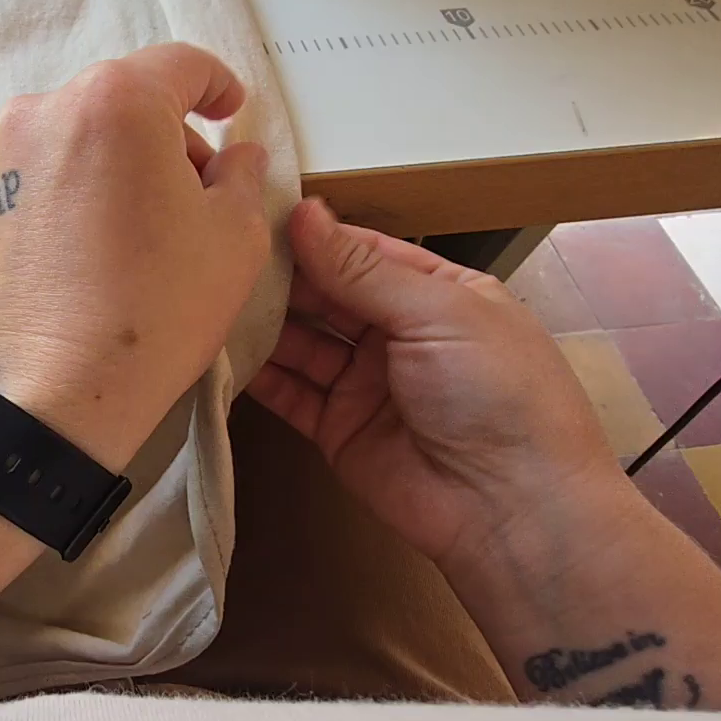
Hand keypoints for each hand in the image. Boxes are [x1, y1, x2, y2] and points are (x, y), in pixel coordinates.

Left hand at [0, 43, 270, 471]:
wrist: (55, 390)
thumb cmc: (157, 309)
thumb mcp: (234, 238)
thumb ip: (242, 175)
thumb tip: (234, 152)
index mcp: (116, 100)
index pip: (180, 65)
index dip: (217, 85)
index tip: (231, 111)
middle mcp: (46, 109)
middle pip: (125, 101)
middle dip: (168, 135)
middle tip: (197, 191)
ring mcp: (3, 156)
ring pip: (82, 135)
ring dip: (121, 162)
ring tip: (145, 225)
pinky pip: (46, 172)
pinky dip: (79, 187)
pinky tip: (98, 240)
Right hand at [247, 199, 629, 571]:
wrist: (508, 509)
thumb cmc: (492, 393)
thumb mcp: (436, 314)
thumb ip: (360, 270)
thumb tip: (304, 211)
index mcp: (435, 295)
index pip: (362, 253)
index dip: (314, 238)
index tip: (256, 219)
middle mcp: (396, 334)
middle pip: (326, 297)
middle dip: (281, 282)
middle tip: (223, 263)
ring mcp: (363, 383)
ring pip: (301, 344)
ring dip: (263, 327)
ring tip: (211, 304)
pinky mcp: (334, 427)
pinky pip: (290, 393)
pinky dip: (258, 376)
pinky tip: (221, 355)